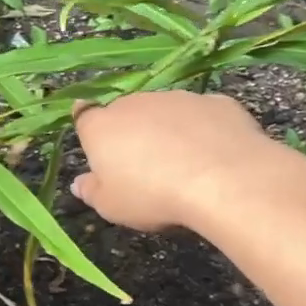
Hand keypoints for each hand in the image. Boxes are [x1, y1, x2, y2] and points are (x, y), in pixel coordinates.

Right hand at [69, 91, 279, 231]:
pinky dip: (203, 129)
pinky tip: (213, 155)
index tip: (97, 142)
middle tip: (141, 166)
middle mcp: (135, 103)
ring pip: (165, 112)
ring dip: (167, 130)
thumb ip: (92, 192)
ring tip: (182, 164)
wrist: (224, 181)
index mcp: (101, 126)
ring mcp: (178, 99)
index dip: (90, 128)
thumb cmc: (152, 195)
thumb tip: (80, 183)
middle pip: (126, 113)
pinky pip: (202, 115)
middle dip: (130, 132)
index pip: (84, 115)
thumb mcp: (111, 206)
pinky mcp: (217, 102)